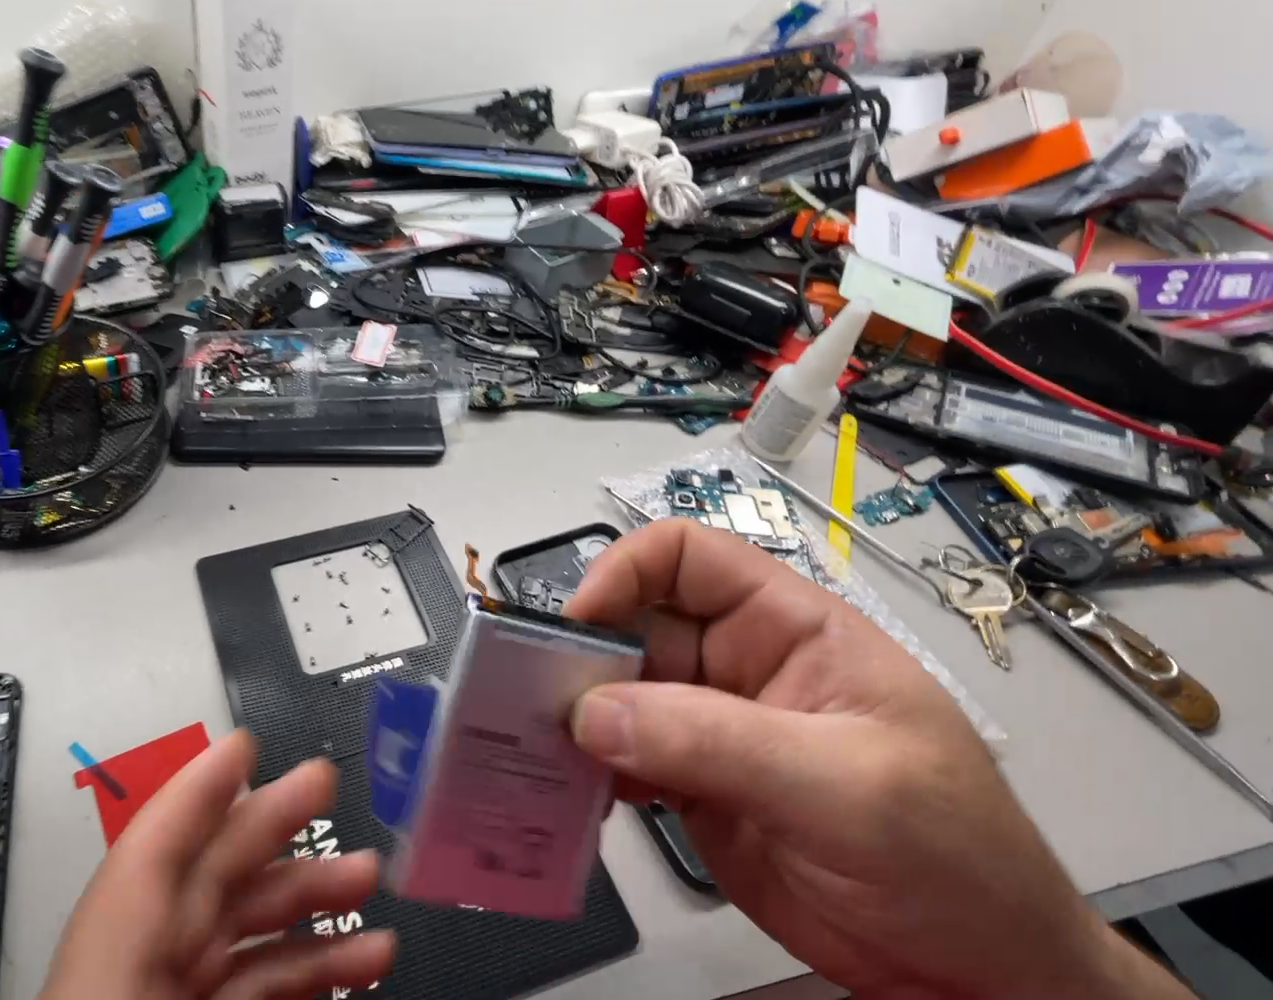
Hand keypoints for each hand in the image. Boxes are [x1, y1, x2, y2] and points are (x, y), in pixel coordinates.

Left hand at [39, 731, 395, 999]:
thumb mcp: (143, 987)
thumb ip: (247, 972)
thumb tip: (303, 874)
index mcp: (115, 951)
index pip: (152, 850)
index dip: (198, 788)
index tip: (244, 743)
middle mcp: (139, 956)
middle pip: (211, 872)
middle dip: (275, 821)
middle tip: (326, 783)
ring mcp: (167, 985)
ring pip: (244, 927)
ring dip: (309, 897)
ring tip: (368, 875)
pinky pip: (253, 980)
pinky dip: (305, 965)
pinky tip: (360, 958)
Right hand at [566, 520, 1188, 999]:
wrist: (975, 976)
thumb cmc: (954, 860)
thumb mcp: (845, 788)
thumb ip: (715, 741)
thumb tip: (594, 712)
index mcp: (790, 629)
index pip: (688, 558)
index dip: (625, 571)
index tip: (579, 621)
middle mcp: (738, 665)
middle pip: (635, 624)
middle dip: (585, 654)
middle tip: (541, 699)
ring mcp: (709, 726)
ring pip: (616, 692)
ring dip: (576, 714)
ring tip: (541, 747)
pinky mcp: (688, 783)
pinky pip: (618, 755)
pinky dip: (587, 767)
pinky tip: (573, 790)